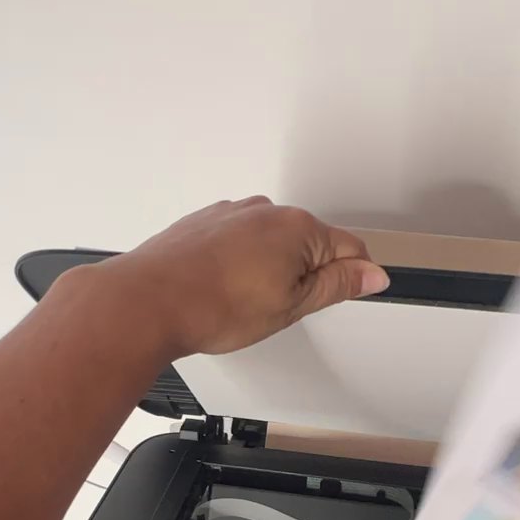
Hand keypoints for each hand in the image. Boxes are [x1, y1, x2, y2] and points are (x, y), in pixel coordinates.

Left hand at [71, 196, 388, 358]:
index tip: (345, 294)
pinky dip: (239, 263)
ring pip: (271, 242)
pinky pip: (238, 242)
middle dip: (305, 274)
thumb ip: (337, 285)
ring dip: (269, 268)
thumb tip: (372, 274)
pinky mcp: (205, 223)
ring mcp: (232, 213)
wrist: (148, 301)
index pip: (349, 248)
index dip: (352, 277)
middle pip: (309, 243)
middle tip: (282, 309)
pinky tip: (223, 289)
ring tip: (245, 302)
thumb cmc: (211, 305)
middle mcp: (265, 210)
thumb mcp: (291, 305)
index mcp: (297, 228)